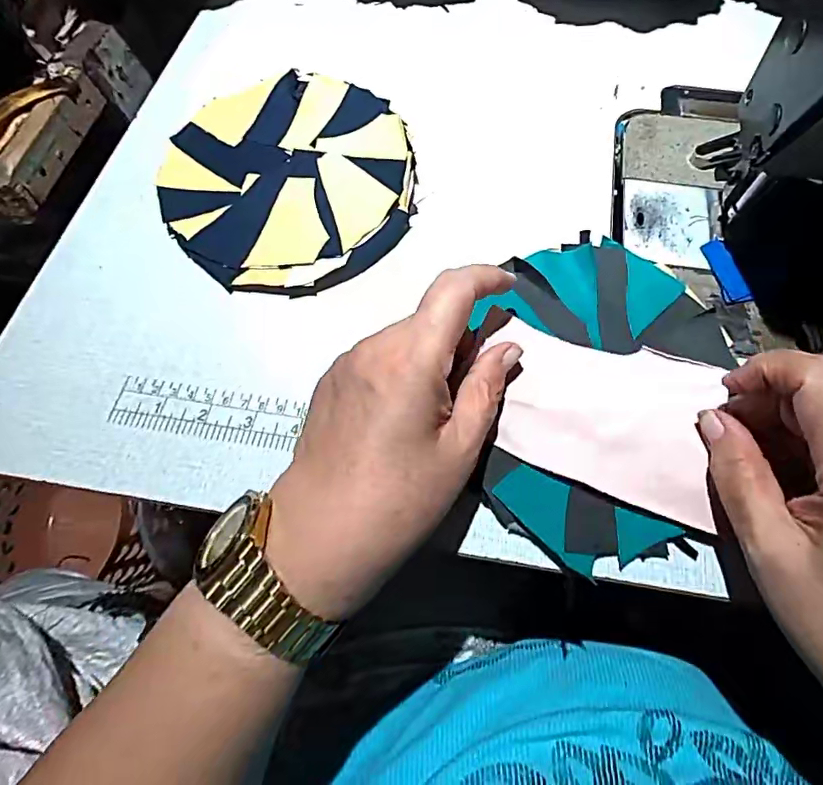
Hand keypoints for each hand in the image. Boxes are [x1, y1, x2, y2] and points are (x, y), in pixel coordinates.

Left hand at [265, 265, 520, 620]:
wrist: (313, 543)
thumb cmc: (397, 502)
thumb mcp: (459, 450)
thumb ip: (487, 387)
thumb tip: (507, 345)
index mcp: (409, 361)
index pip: (452, 289)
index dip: (486, 277)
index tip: (509, 287)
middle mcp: (373, 348)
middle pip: (431, 316)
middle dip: (464, 335)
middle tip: (478, 383)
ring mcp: (347, 362)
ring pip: (408, 335)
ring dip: (436, 352)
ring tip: (439, 410)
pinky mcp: (332, 379)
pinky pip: (384, 353)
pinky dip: (409, 365)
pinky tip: (407, 414)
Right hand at [702, 352, 822, 695]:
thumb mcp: (774, 559)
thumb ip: (739, 478)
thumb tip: (714, 422)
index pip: (821, 377)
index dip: (767, 370)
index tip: (725, 397)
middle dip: (766, 400)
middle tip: (723, 436)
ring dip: (782, 426)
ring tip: (744, 464)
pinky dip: (804, 450)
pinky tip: (780, 485)